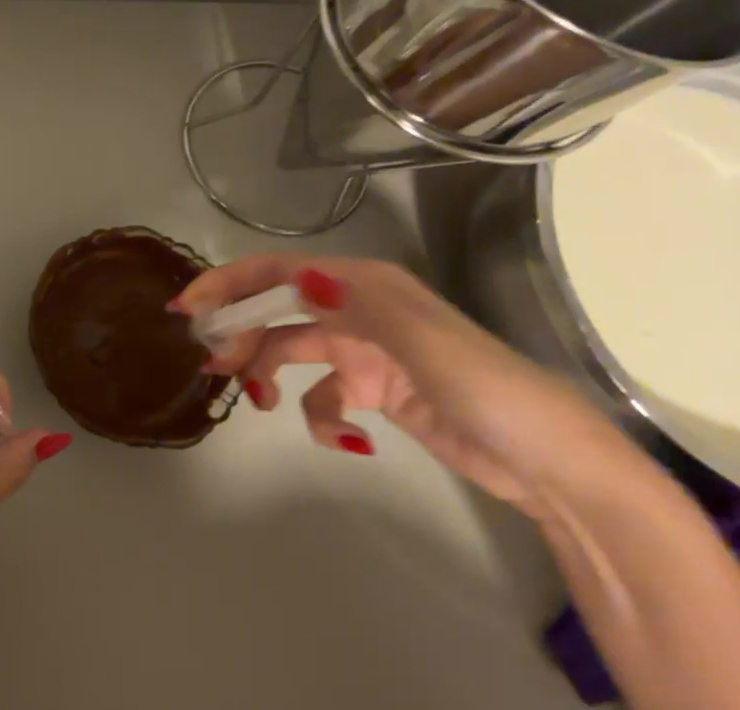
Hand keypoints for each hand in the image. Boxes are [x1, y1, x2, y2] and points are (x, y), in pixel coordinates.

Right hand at [176, 255, 627, 518]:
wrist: (552, 466)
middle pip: (278, 311)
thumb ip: (356, 303)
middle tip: (213, 366)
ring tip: (256, 401)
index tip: (187, 309)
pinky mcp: (376, 391)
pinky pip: (322, 393)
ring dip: (267, 372)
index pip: (281, 273)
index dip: (230, 284)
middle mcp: (361, 311)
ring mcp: (368, 352)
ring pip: (292, 351)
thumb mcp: (422, 340)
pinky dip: (317, 412)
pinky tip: (339, 436)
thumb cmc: (487, 392)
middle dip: (241, 333)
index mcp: (368, 287)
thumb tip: (291, 274)